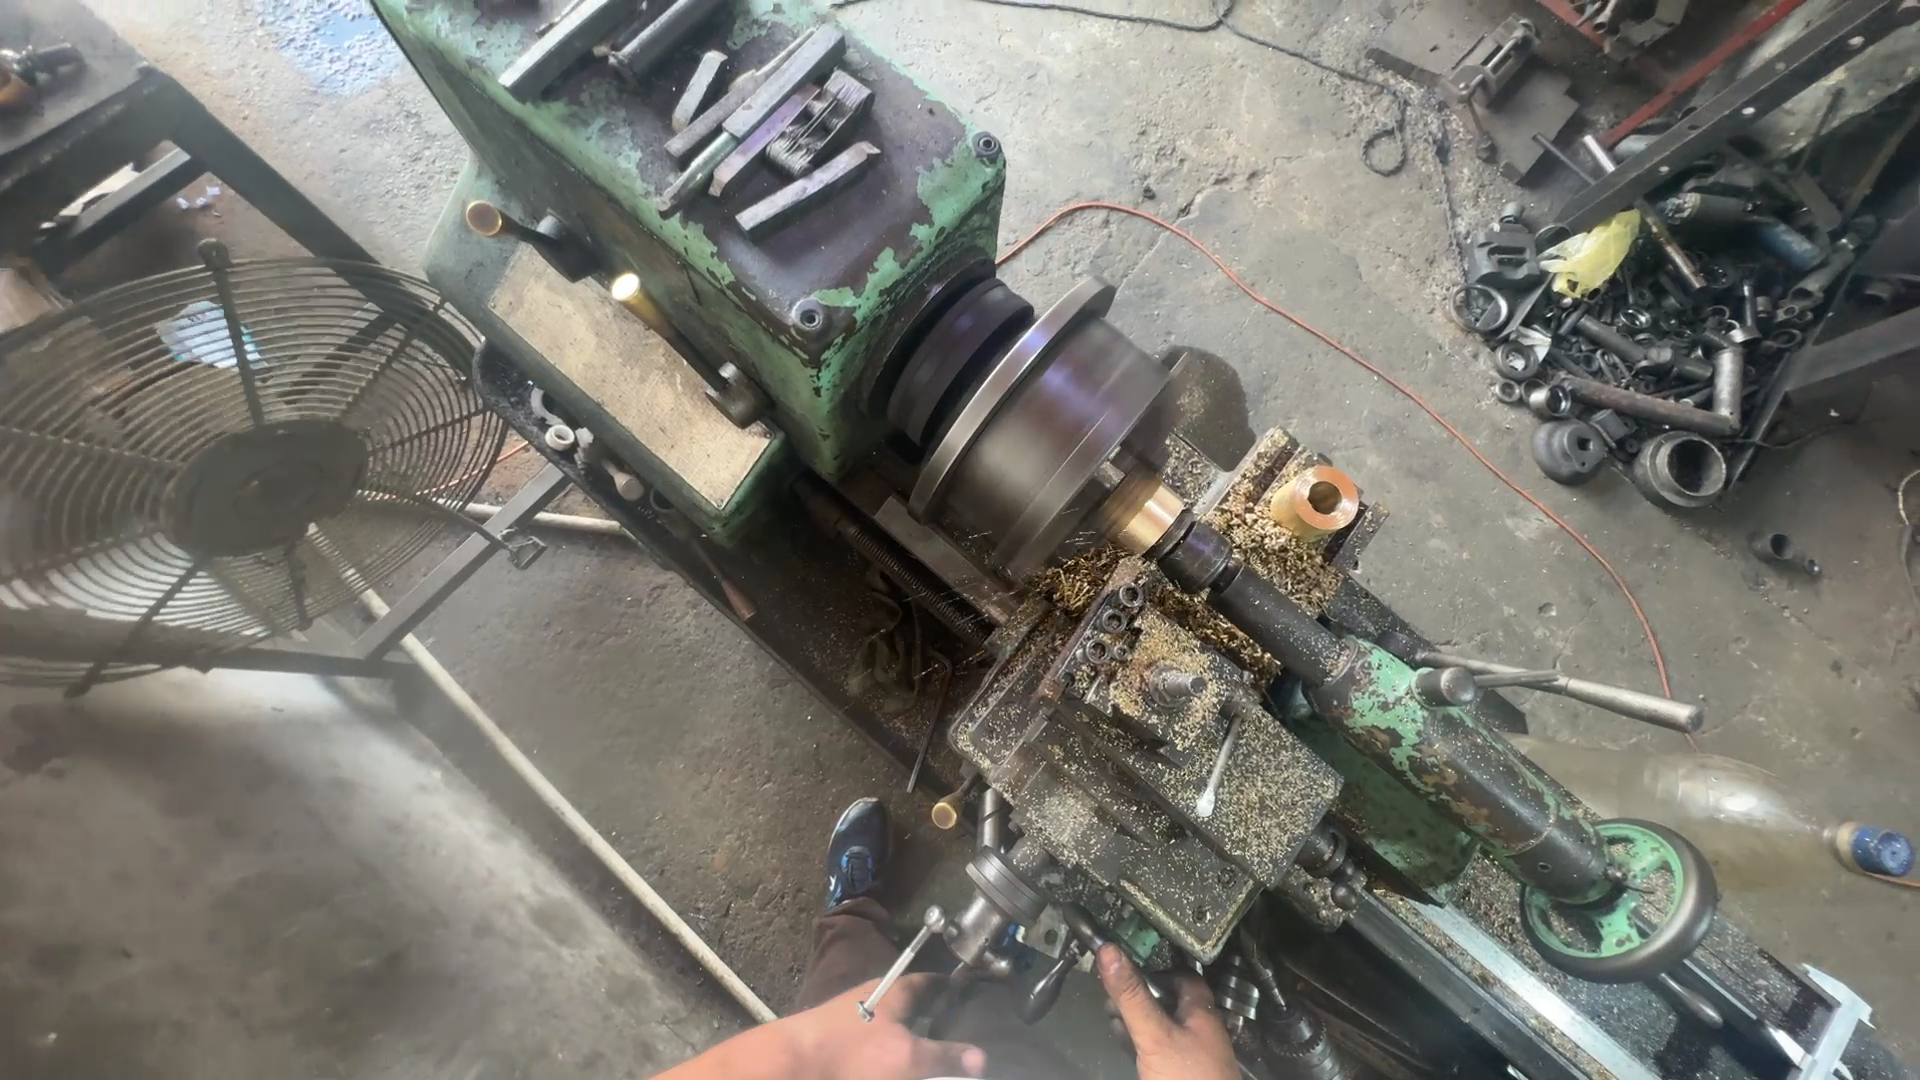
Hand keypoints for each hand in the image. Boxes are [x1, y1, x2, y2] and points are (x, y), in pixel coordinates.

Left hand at [775, 974, 985, 1079]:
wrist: (794, 1066)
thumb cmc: (853, 1051)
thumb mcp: (906, 1058)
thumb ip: (945, 1056)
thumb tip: (982, 1057)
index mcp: (896, 989)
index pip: (932, 981)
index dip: (952, 990)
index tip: (974, 1000)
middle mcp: (879, 1000)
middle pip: (917, 1008)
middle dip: (937, 1024)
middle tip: (964, 1041)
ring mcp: (860, 1022)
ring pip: (898, 1033)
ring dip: (916, 1047)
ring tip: (939, 1062)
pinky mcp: (847, 1047)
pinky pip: (881, 1050)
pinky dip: (896, 1061)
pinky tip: (905, 1071)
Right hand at [1097, 945, 1237, 1079]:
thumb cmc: (1186, 1078)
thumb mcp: (1154, 1034)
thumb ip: (1132, 994)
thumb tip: (1108, 949)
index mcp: (1202, 1013)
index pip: (1183, 976)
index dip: (1157, 967)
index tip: (1128, 963)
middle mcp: (1200, 1031)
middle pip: (1168, 1000)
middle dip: (1138, 993)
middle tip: (1111, 989)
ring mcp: (1191, 1057)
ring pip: (1160, 1025)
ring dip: (1135, 1017)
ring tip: (1110, 1011)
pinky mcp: (1179, 1075)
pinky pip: (1157, 1050)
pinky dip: (1138, 1040)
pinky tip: (1120, 1039)